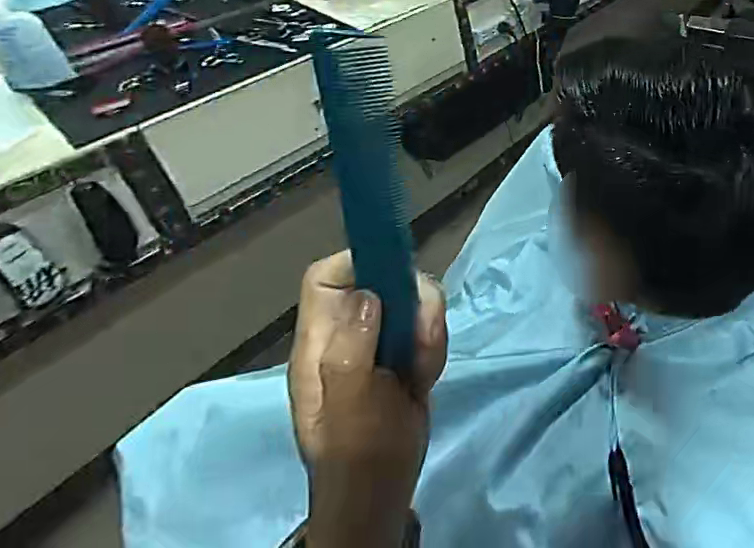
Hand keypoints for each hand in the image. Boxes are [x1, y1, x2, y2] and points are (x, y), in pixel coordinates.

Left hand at [288, 253, 447, 547]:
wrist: (383, 490)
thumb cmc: (359, 452)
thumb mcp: (351, 408)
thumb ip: (352, 352)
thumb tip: (370, 295)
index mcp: (319, 343)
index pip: (326, 277)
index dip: (359, 264)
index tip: (396, 278)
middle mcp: (345, 334)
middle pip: (383, 282)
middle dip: (413, 305)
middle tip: (421, 337)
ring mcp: (376, 342)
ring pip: (414, 302)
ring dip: (428, 330)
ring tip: (423, 369)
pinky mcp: (403, 351)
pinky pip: (428, 325)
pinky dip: (435, 346)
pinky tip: (426, 377)